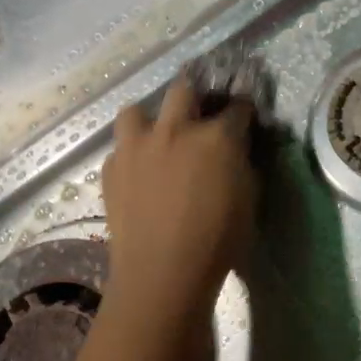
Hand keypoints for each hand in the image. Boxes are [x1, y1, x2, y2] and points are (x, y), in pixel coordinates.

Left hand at [99, 79, 258, 343]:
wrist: (163, 272)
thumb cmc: (219, 238)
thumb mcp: (249, 195)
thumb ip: (241, 160)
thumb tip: (236, 147)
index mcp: (217, 136)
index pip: (237, 105)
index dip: (243, 106)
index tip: (244, 111)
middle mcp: (176, 130)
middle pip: (184, 89)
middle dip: (195, 96)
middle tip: (200, 114)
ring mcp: (138, 146)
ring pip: (137, 109)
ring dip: (151, 119)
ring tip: (159, 137)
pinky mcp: (111, 169)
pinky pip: (121, 147)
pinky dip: (132, 154)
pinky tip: (140, 172)